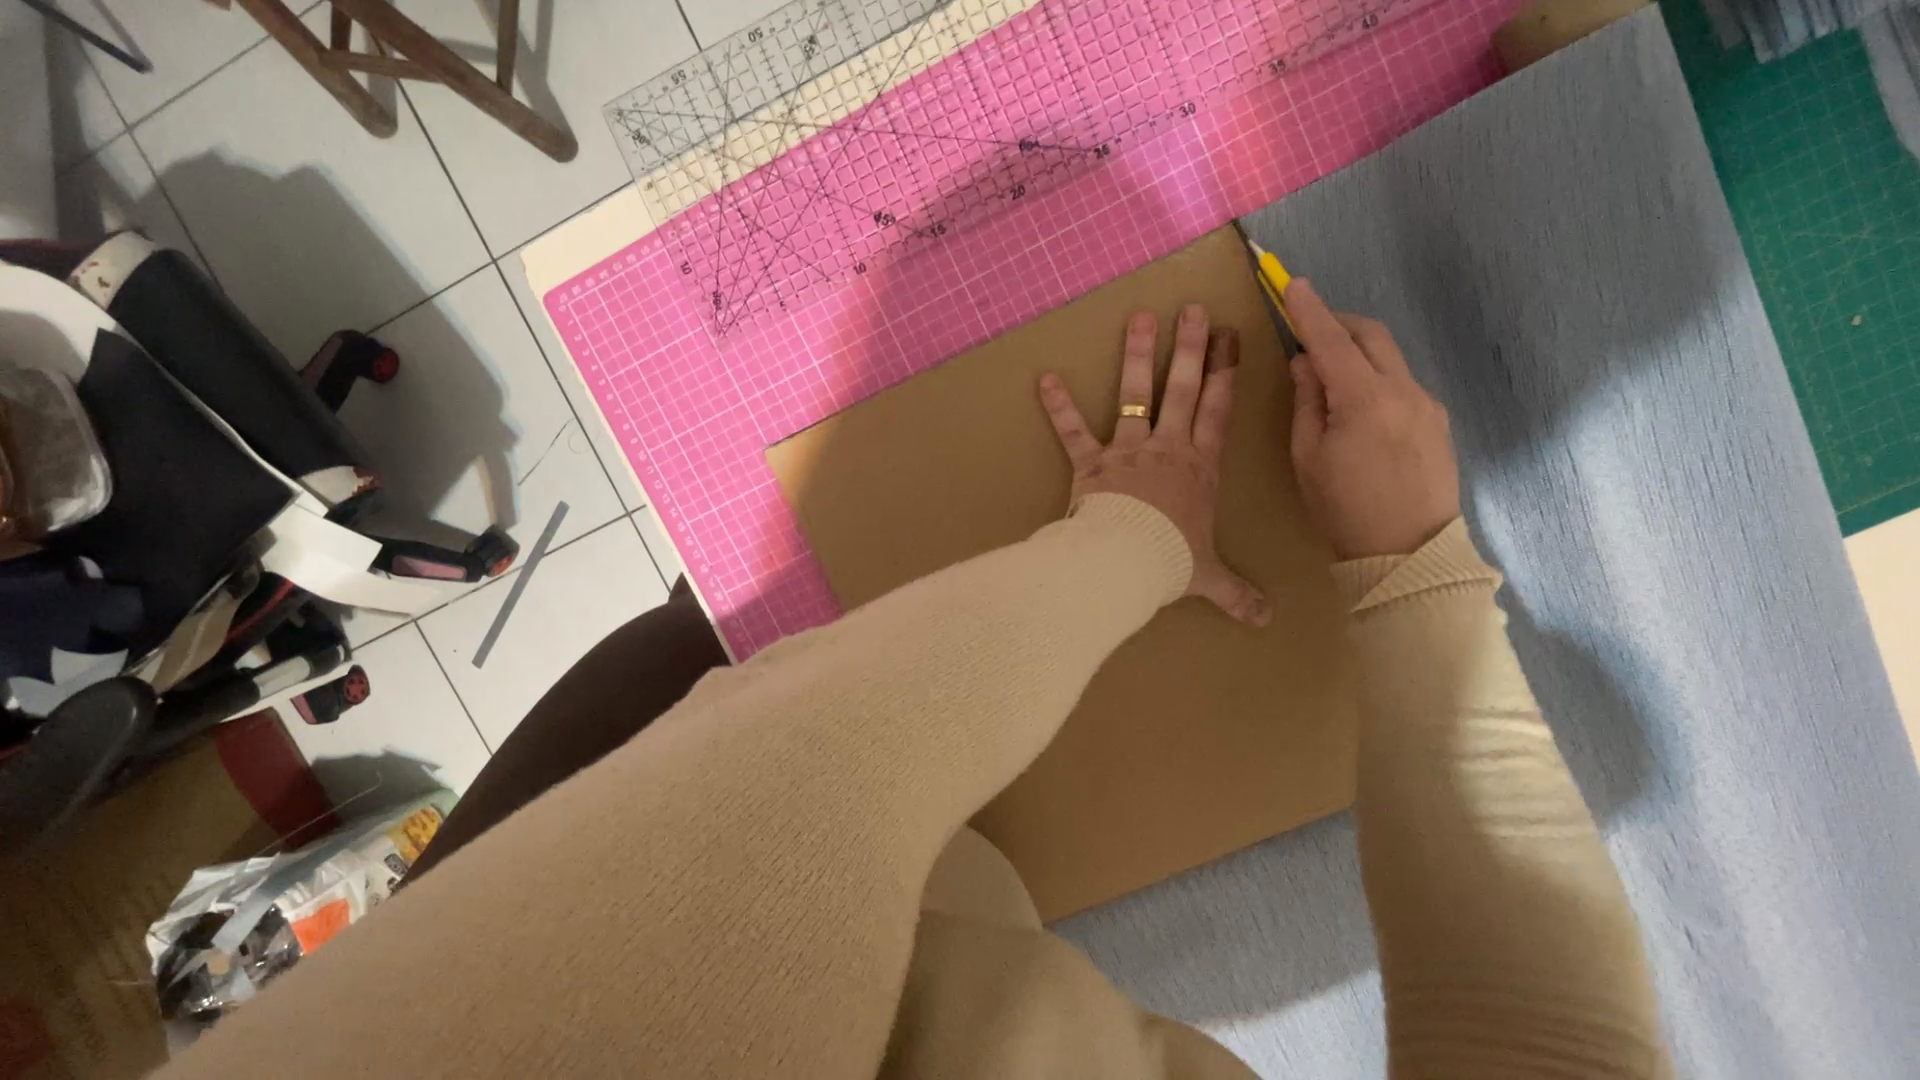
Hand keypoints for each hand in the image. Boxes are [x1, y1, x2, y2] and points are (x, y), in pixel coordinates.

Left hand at [1038, 305, 1270, 626]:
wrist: (1126, 566)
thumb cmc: (1171, 564)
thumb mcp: (1208, 577)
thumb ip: (1237, 593)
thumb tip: (1266, 620)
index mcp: (1200, 469)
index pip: (1219, 412)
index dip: (1227, 374)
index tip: (1231, 338)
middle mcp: (1167, 450)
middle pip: (1183, 390)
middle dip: (1191, 348)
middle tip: (1193, 309)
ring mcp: (1127, 452)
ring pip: (1135, 396)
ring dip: (1137, 356)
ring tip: (1140, 318)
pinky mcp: (1091, 465)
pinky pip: (1073, 432)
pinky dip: (1059, 407)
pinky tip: (1045, 378)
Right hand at [1286, 279, 1460, 559]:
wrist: (1409, 555)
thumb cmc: (1344, 510)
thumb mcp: (1307, 456)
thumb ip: (1307, 401)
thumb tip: (1307, 363)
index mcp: (1364, 399)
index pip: (1330, 340)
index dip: (1308, 310)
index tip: (1291, 283)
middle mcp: (1403, 389)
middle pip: (1371, 334)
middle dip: (1337, 323)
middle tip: (1308, 330)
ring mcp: (1428, 403)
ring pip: (1389, 357)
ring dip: (1358, 351)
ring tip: (1329, 374)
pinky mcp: (1438, 421)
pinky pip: (1401, 382)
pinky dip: (1375, 377)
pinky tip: (1358, 407)